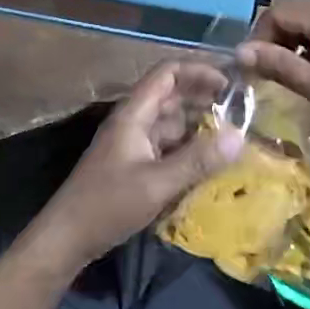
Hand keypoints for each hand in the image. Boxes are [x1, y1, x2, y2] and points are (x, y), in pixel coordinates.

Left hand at [28, 62, 243, 271]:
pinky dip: (189, 147)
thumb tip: (240, 136)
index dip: (199, 71)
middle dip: (205, 99)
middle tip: (242, 112)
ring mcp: (133, 143)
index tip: (230, 85)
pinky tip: (211, 162)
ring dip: (200, 125)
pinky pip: (168, 146)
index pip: (168, 73)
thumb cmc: (108, 204)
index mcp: (134, 113)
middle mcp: (134, 121)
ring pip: (172, 123)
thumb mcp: (157, 183)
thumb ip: (197, 160)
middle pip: (172, 96)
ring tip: (234, 136)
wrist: (67, 237)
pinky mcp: (135, 164)